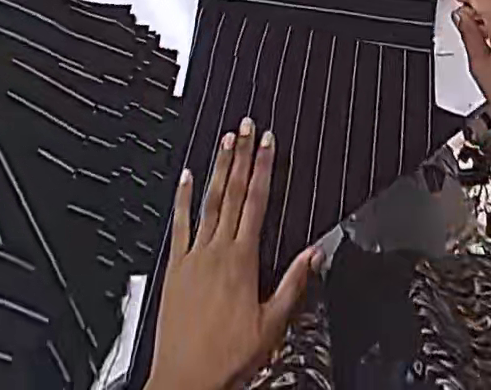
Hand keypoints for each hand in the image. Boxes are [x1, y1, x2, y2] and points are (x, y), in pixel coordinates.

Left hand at [147, 118, 315, 389]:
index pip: (256, 201)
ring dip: (218, 167)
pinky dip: (182, 198)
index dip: (262, 168)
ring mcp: (194, 254)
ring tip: (225, 139)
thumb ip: (293, 284)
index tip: (267, 142)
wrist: (185, 381)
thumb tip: (314, 252)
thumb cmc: (228, 358)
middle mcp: (218, 249)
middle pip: (233, 192)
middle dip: (242, 155)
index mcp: (243, 259)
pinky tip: (186, 176)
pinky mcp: (176, 265)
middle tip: (246, 126)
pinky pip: (180, 224)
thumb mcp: (272, 326)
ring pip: (209, 200)